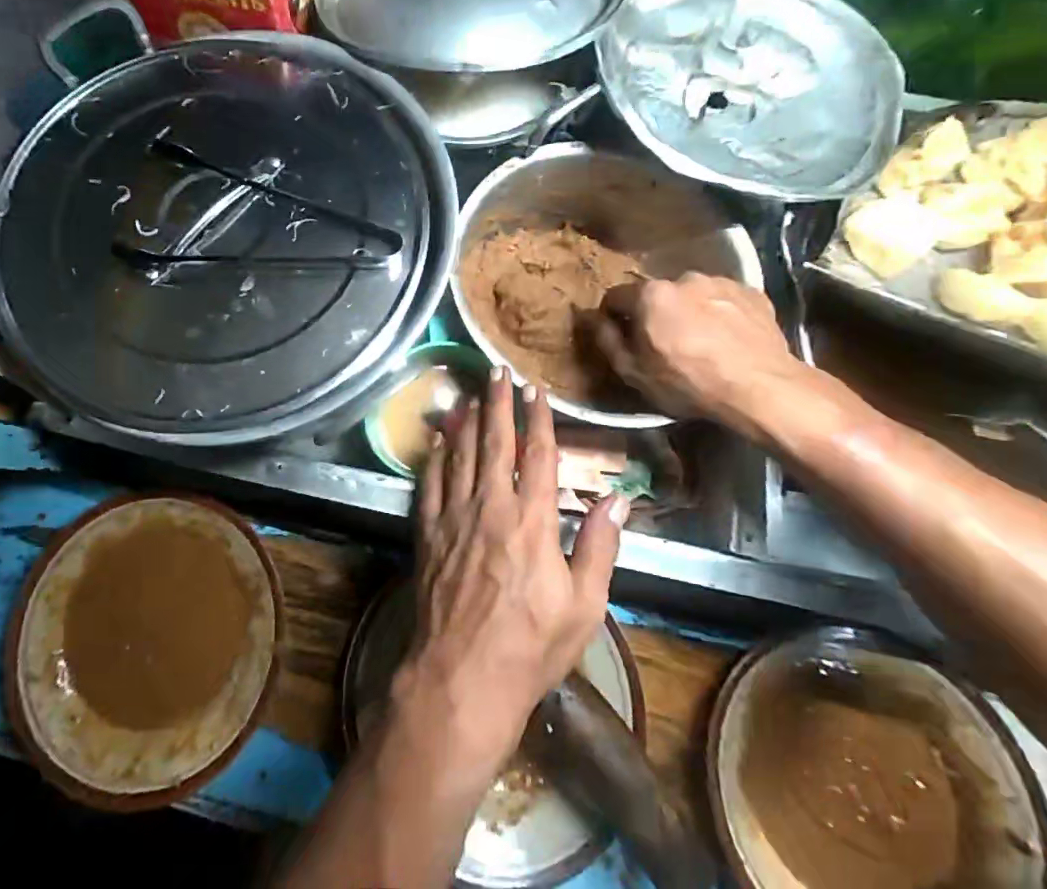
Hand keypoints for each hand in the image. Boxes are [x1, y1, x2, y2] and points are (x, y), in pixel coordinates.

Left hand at [397, 367, 626, 770]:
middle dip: (496, 404)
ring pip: (459, 456)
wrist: (463, 674)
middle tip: (495, 372)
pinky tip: (436, 439)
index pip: (537, 456)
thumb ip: (599, 545)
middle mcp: (490, 508)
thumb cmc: (532, 645)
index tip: (534, 390)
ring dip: (465, 422)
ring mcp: (453, 518)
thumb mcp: (584, 604)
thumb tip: (618, 498)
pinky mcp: (427, 534)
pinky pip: (429, 484)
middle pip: (494, 444)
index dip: (537, 419)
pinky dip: (434, 457)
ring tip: (468, 394)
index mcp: (532, 521)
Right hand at [593, 274, 807, 439]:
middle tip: (665, 344)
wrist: (759, 387)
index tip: (621, 338)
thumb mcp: (633, 371)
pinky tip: (726, 339)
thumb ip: (606, 339)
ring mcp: (722, 282)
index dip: (613, 317)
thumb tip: (590, 317)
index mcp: (650, 294)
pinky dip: (719, 314)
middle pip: (657, 295)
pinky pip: (723, 300)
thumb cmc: (687, 382)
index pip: (617, 296)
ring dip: (689, 311)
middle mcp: (684, 278)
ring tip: (700, 342)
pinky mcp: (753, 292)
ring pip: (693, 295)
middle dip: (656, 314)